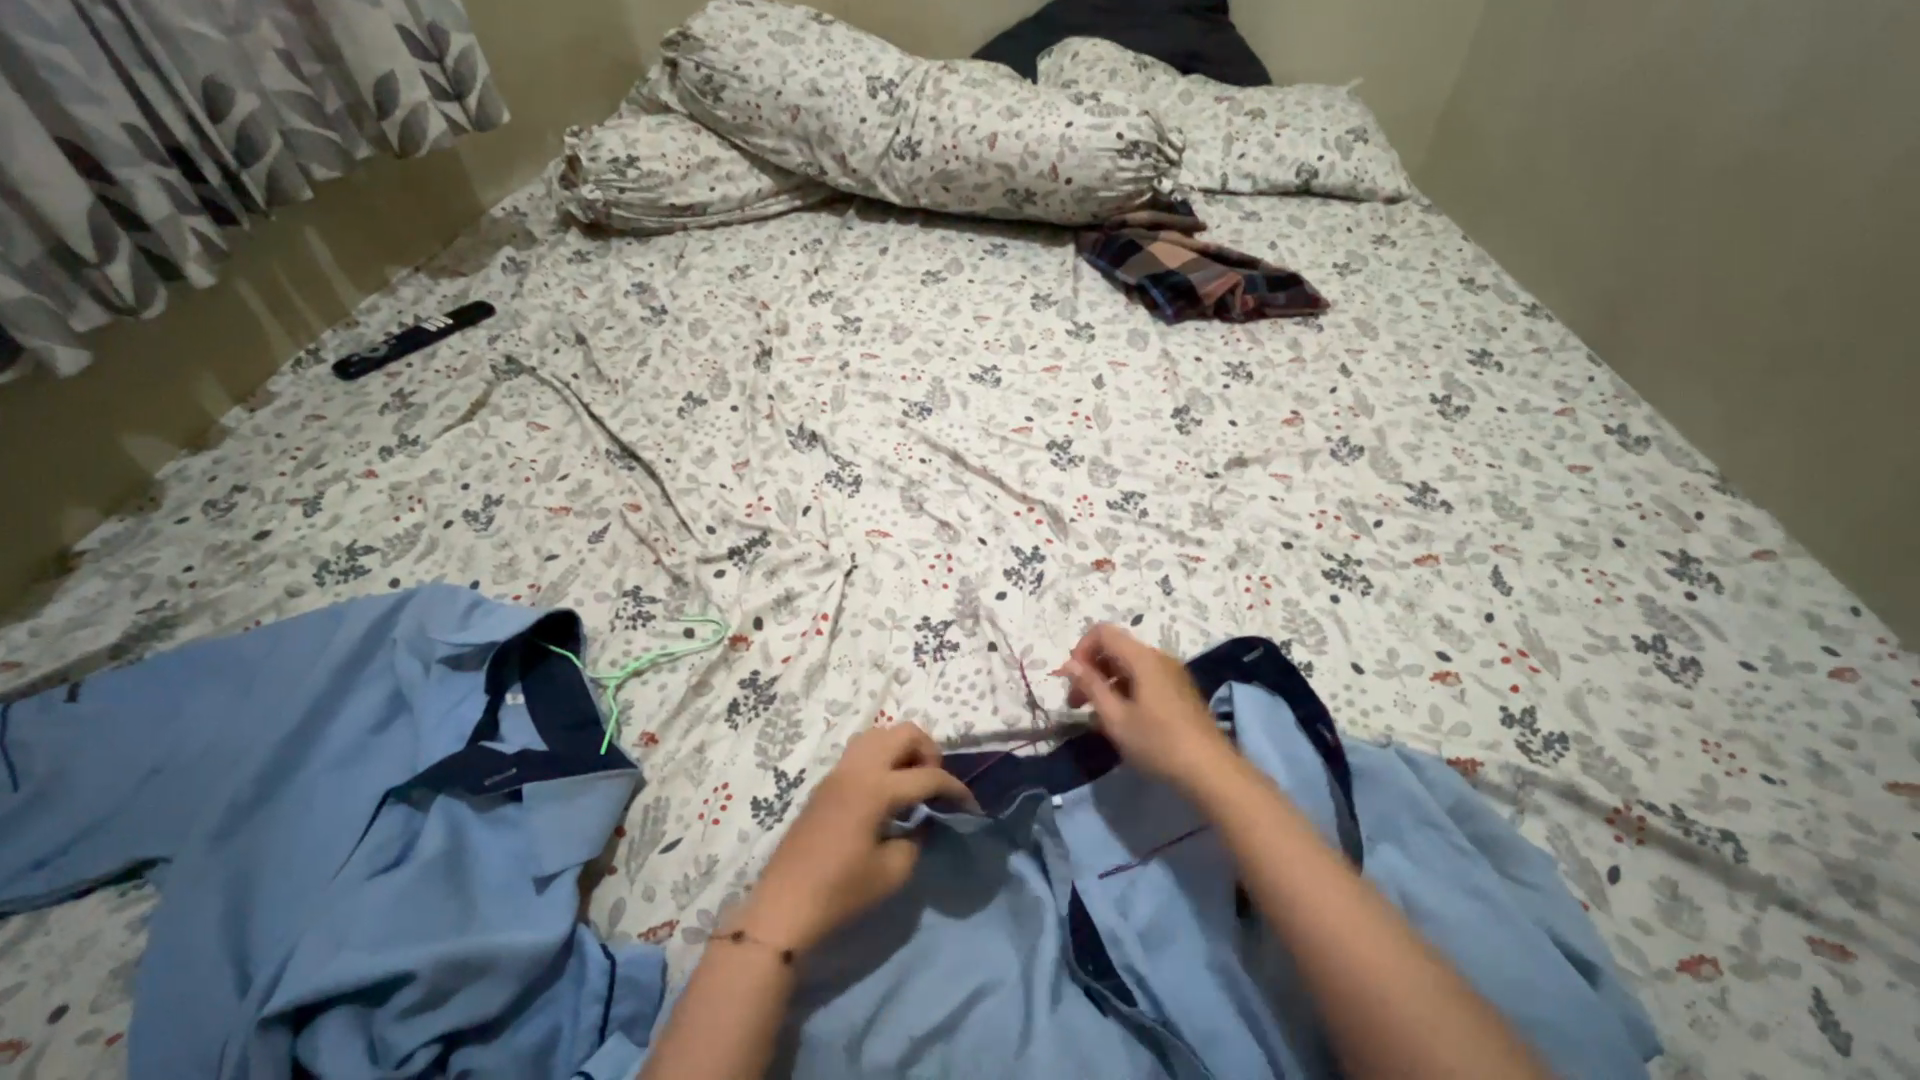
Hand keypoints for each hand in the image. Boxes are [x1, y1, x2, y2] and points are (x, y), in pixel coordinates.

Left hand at [737, 723, 976, 951]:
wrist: (785, 907)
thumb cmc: (841, 893)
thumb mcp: (893, 871)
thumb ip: (918, 838)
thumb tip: (924, 820)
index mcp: (875, 789)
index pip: (929, 775)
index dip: (956, 790)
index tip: (971, 808)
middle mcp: (857, 770)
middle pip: (904, 733)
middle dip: (929, 753)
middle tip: (936, 788)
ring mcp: (837, 773)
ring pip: (879, 736)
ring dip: (903, 751)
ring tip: (912, 787)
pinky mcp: (826, 784)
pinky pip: (861, 753)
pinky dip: (883, 760)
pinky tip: (888, 796)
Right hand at [1061, 624, 1235, 794]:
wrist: (1209, 769)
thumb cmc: (1157, 742)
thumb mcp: (1116, 718)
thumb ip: (1091, 686)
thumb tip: (1069, 664)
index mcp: (1142, 658)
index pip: (1103, 632)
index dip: (1080, 650)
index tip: (1071, 681)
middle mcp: (1158, 658)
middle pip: (1116, 648)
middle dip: (1091, 670)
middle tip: (1077, 704)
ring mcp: (1172, 674)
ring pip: (1129, 665)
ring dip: (1106, 683)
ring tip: (1097, 716)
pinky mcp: (1179, 690)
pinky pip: (1144, 678)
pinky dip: (1125, 690)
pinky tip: (1122, 719)